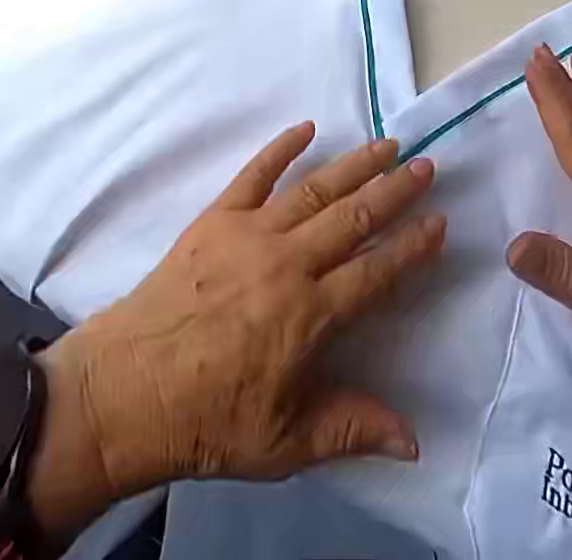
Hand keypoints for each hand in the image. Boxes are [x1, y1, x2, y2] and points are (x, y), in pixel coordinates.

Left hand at [29, 123, 445, 536]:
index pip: (378, 272)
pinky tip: (305, 129)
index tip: (439, 222)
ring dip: (353, 165)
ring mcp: (248, 234)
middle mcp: (287, 262)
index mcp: (311, 314)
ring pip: (313, 190)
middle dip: (394, 191)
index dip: (413, 248)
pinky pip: (253, 175)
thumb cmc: (210, 417)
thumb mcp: (288, 442)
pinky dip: (280, 149)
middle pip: (353, 219)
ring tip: (385, 144)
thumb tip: (416, 442)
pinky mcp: (214, 219)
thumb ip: (352, 429)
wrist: (132, 385)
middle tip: (425, 166)